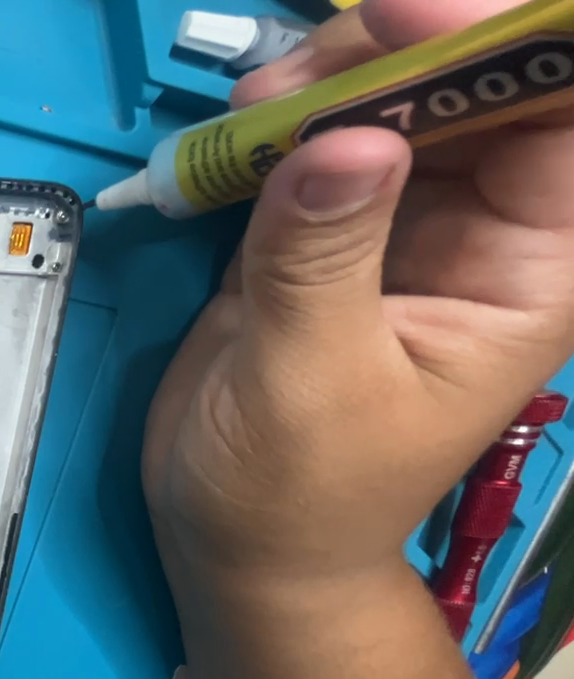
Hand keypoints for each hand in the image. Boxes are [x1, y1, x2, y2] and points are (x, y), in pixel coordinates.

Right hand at [141, 0, 573, 590]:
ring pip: (385, 117)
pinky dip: (264, 145)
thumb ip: (319, 265)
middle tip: (285, 74)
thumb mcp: (307, 381)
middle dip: (395, 55)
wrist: (235, 538)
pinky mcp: (306, 251)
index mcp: (530, 263)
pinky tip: (226, 145)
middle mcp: (475, 231)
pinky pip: (304, 168)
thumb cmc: (292, 485)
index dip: (501, 40)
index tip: (397, 12)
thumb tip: (343, 141)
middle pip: (477, 90)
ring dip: (322, 91)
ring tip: (246, 106)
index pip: (566, 108)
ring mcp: (384, 237)